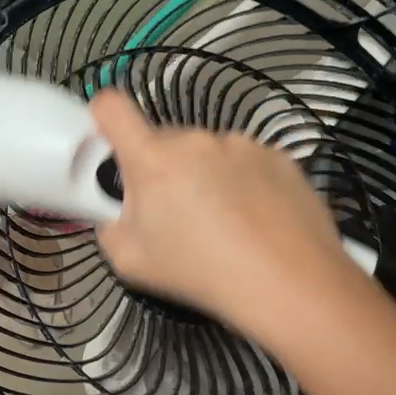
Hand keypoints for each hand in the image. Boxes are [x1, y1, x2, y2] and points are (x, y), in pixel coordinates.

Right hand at [88, 90, 364, 327]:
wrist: (292, 286)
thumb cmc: (204, 272)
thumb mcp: (129, 259)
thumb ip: (109, 225)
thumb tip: (116, 213)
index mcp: (152, 159)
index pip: (112, 108)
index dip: (103, 118)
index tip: (108, 140)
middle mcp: (195, 141)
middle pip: (161, 140)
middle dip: (158, 168)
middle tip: (171, 212)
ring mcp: (241, 145)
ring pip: (204, 152)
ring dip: (202, 175)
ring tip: (220, 222)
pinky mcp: (278, 157)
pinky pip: (244, 162)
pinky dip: (241, 182)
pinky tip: (251, 219)